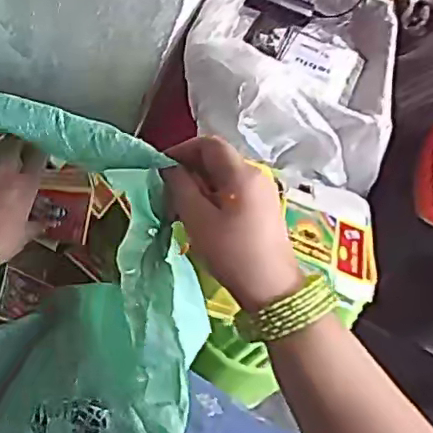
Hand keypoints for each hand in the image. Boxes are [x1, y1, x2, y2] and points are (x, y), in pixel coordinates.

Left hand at [0, 137, 49, 259]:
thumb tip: (49, 221)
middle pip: (16, 144)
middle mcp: (7, 172)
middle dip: (22, 145)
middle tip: (27, 152)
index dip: (42, 151)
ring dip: (6, 152)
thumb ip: (38, 224)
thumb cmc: (1, 241)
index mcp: (26, 184)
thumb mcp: (24, 234)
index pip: (38, 155)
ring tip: (11, 161)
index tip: (44, 154)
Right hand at [161, 136, 304, 311]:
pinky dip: (213, 196)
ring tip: (181, 209)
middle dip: (188, 170)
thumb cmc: (231, 252)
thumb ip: (180, 186)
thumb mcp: (197, 218)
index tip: (161, 169)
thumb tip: (169, 167)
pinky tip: (201, 218)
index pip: (208, 144)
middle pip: (216, 159)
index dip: (181, 150)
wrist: (271, 288)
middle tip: (167, 193)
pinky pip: (233, 190)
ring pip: (223, 176)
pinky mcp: (264, 208)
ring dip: (199, 185)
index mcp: (241, 173)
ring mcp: (263, 191)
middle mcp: (256, 175)